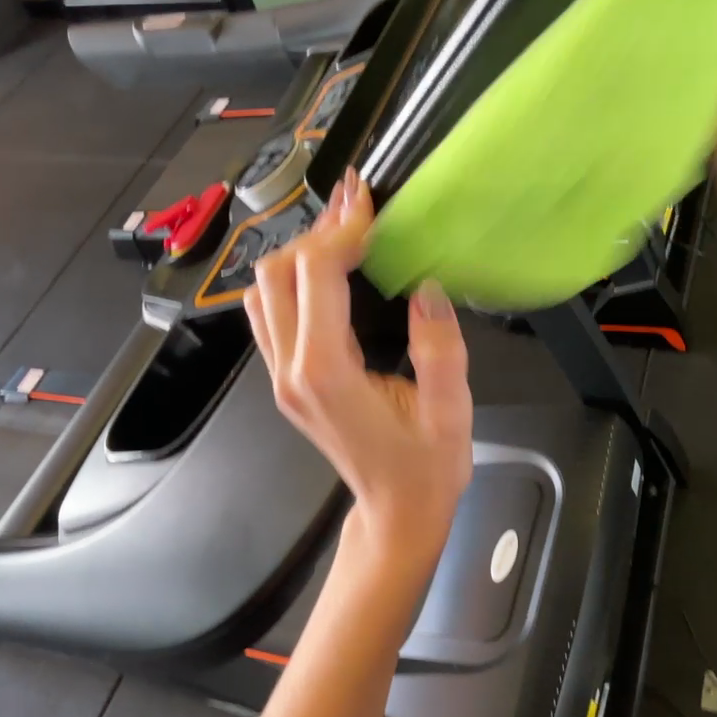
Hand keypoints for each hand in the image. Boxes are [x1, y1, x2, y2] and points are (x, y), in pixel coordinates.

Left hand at [244, 168, 472, 560]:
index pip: (316, 276)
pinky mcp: (285, 381)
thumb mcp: (451, 411)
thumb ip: (440, 347)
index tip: (371, 203)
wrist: (396, 513)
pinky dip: (295, 279)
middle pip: (276, 274)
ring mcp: (280, 378)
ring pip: (264, 291)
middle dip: (315, 232)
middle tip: (359, 209)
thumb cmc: (427, 469)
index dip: (341, 230)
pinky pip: (271, 314)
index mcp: (327, 374)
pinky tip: (331, 270)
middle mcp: (291, 371)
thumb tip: (426, 287)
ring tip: (346, 231)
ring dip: (300, 253)